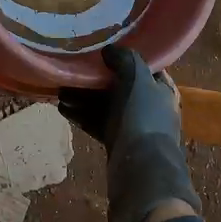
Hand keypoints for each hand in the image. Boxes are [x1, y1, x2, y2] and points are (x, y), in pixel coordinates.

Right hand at [59, 44, 200, 221]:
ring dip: (83, 97)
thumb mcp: (139, 82)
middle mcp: (148, 107)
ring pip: (105, 104)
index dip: (126, 55)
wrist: (141, 176)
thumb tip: (110, 50)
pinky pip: (96, 122)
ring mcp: (132, 126)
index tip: (102, 46)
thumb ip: (126, 60)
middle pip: (119, 85)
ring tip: (59, 91)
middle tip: (71, 68)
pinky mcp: (116, 143)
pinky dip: (81, 115)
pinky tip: (62, 109)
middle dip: (95, 77)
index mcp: (161, 91)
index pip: (145, 66)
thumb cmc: (144, 121)